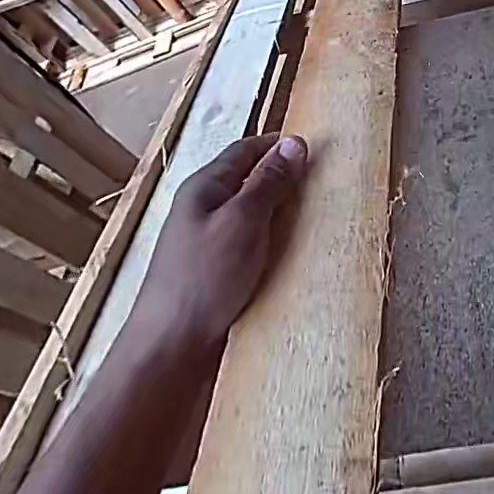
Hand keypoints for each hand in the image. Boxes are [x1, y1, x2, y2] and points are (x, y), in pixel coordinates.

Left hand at [127, 133, 309, 357]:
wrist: (169, 352)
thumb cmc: (204, 277)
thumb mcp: (243, 220)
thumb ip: (269, 181)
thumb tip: (294, 142)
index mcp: (204, 187)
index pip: (246, 149)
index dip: (278, 144)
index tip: (316, 148)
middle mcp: (205, 208)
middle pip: (250, 178)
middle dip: (285, 176)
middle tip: (324, 181)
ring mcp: (210, 240)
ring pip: (253, 211)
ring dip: (282, 209)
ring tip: (316, 213)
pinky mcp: (218, 269)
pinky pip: (252, 240)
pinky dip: (274, 237)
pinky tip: (294, 248)